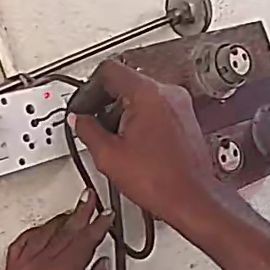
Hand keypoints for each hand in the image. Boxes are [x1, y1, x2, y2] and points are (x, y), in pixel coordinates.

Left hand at [0, 193, 114, 269]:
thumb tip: (101, 266)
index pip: (83, 241)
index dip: (97, 226)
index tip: (106, 217)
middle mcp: (36, 268)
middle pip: (64, 231)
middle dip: (81, 214)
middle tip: (90, 200)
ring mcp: (20, 268)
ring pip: (44, 233)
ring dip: (61, 220)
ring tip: (73, 212)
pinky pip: (23, 242)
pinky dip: (37, 232)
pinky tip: (45, 229)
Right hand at [71, 60, 232, 229]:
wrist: (190, 199)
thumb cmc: (160, 181)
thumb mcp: (109, 155)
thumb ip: (87, 130)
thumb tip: (79, 120)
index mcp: (148, 94)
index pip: (110, 71)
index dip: (89, 87)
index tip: (84, 105)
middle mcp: (168, 94)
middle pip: (126, 82)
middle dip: (106, 102)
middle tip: (94, 122)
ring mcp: (180, 106)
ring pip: (142, 95)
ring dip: (123, 112)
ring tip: (114, 138)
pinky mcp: (186, 119)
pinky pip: (156, 108)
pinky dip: (141, 119)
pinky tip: (133, 143)